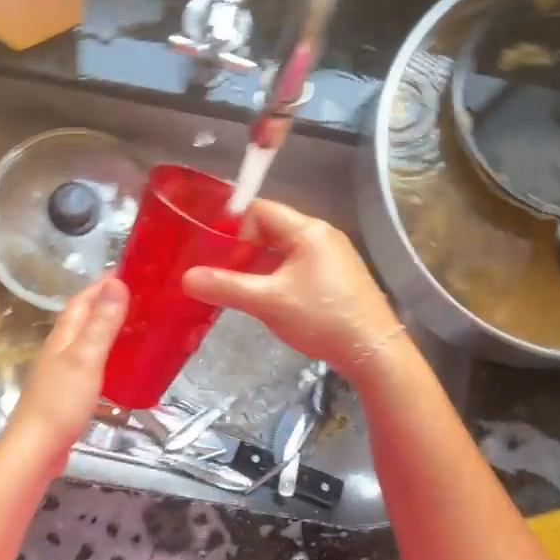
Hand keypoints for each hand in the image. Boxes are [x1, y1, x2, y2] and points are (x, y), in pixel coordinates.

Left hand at [0, 277, 128, 474]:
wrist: (36, 450)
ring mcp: (59, 376)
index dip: (99, 286)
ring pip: (84, 345)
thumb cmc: (60, 403)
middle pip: (81, 322)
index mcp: (61, 339)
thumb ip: (101, 324)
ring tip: (132, 330)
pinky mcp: (65, 398)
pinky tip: (118, 370)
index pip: (80, 302)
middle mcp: (57, 353)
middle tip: (137, 299)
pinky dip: (104, 361)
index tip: (126, 272)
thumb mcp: (86, 359)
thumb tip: (116, 283)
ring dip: (104, 333)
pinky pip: (87, 369)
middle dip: (104, 306)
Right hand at [182, 200, 409, 373]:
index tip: (214, 252)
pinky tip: (268, 302)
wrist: (372, 349)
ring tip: (238, 290)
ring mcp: (332, 257)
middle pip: (272, 229)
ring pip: (284, 251)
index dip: (233, 227)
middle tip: (220, 274)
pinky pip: (298, 267)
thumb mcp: (268, 302)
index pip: (261, 210)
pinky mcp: (336, 278)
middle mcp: (322, 235)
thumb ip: (226, 287)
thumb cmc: (321, 318)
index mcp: (307, 230)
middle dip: (243, 249)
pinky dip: (277, 278)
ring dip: (259, 267)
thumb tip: (186, 277)